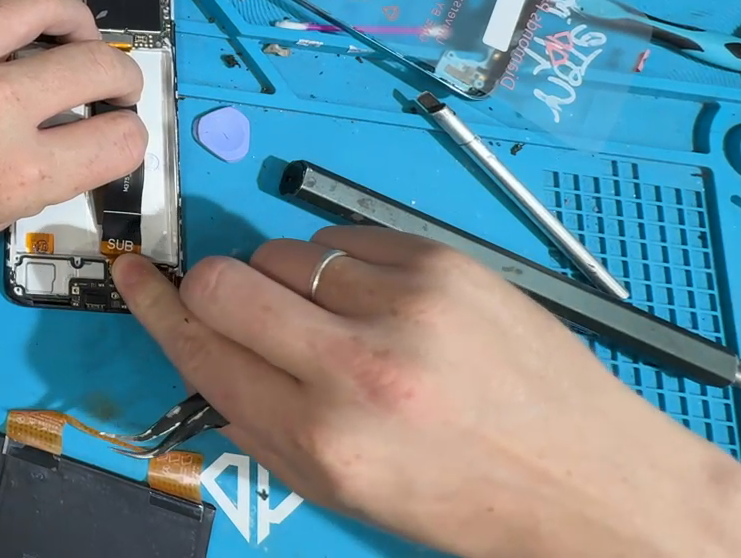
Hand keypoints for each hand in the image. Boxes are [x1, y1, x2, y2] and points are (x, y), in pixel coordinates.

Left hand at [0, 0, 145, 280]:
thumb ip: (36, 176)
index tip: (112, 131)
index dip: (127, 137)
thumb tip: (70, 132)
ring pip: (42, 2)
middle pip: (98, 62)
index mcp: (13, 174)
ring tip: (73, 33)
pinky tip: (19, 7)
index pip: (118, 139)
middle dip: (122, 76)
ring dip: (75, 18)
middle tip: (110, 83)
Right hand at [112, 228, 740, 557]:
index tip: (132, 273)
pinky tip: (388, 306)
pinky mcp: (439, 261)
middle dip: (213, 290)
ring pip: (277, 253)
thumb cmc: (455, 501)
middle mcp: (357, 368)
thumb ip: (250, 418)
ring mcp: (403, 304)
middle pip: (220, 280)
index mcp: (323, 437)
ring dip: (287, 283)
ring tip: (343, 320)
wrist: (608, 495)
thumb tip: (193, 345)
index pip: (197, 345)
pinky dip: (342, 269)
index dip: (152, 303)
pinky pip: (338, 239)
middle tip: (247, 310)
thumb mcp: (337, 490)